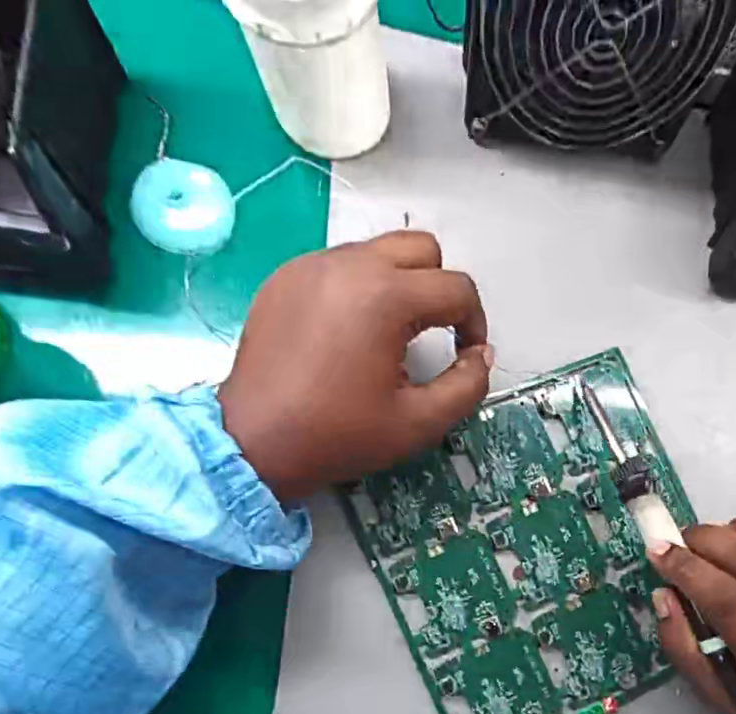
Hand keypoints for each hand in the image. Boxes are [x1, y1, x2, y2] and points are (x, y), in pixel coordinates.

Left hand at [218, 231, 492, 502]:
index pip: (456, 288)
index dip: (475, 323)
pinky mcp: (285, 278)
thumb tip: (480, 356)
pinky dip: (356, 289)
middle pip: (421, 248)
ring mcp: (311, 267)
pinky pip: (337, 266)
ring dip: (397, 285)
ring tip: (387, 335)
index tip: (466, 355)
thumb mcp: (417, 424)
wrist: (255, 443)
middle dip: (438, 288)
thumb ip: (466, 387)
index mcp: (384, 297)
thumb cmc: (336, 436)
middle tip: (431, 334)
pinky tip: (346, 334)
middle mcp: (348, 265)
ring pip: (377, 251)